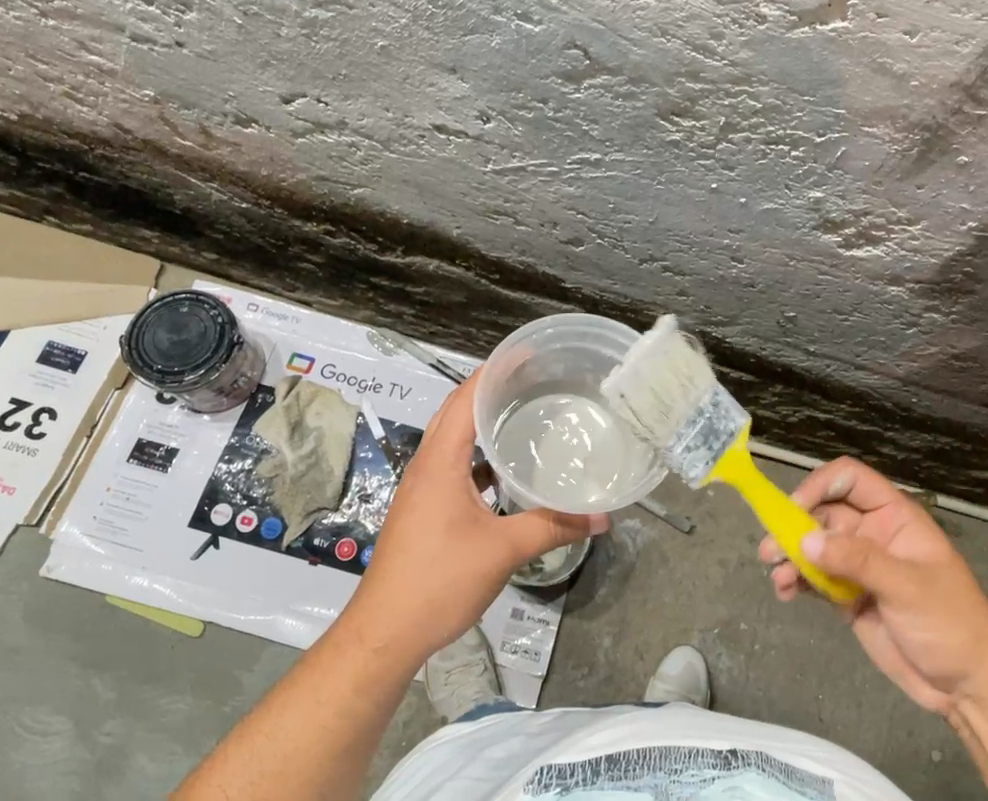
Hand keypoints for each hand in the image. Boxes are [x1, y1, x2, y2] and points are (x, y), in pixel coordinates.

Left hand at [352, 374, 607, 662]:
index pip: (465, 398)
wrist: (386, 631)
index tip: (528, 355)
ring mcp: (423, 490)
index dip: (494, 371)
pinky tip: (508, 473)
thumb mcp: (503, 551)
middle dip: (492, 391)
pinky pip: (455, 469)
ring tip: (527, 416)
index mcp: (439, 461)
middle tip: (536, 380)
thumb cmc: (439, 581)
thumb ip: (552, 527)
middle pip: (457, 413)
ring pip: (454, 443)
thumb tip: (601, 517)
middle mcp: (427, 466)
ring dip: (484, 425)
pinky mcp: (425, 511)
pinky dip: (480, 460)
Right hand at [759, 457, 987, 713]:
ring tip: (776, 575)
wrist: (967, 686)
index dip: (820, 485)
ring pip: (813, 546)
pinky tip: (785, 593)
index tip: (794, 509)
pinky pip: (814, 577)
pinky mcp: (848, 596)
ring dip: (790, 555)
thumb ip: (857, 560)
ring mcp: (859, 566)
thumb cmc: (951, 624)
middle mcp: (873, 534)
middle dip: (794, 526)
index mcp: (895, 518)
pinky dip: (795, 580)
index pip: (851, 480)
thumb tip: (806, 541)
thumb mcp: (908, 587)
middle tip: (771, 549)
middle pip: (824, 512)